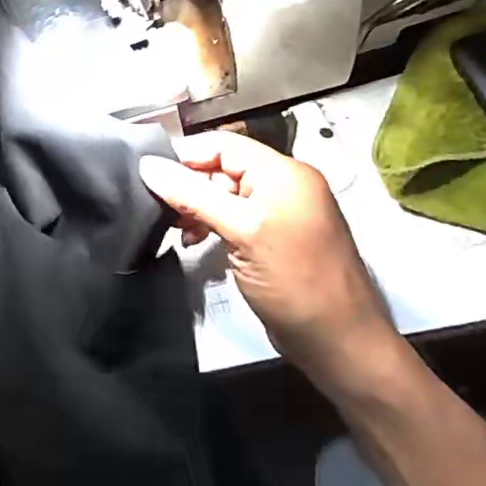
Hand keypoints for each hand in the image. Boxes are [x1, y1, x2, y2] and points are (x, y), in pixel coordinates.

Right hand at [139, 132, 402, 388]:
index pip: (224, 145)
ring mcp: (281, 213)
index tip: (147, 174)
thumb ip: (193, 196)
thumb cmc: (293, 281)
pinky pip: (238, 219)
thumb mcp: (241, 233)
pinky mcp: (274, 239)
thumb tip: (148, 167)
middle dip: (190, 185)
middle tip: (158, 209)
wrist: (338, 340)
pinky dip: (214, 225)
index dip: (185, 155)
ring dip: (199, 207)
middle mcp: (284, 185)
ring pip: (227, 195)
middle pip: (224, 168)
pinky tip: (195, 241)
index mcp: (283, 172)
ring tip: (177, 230)